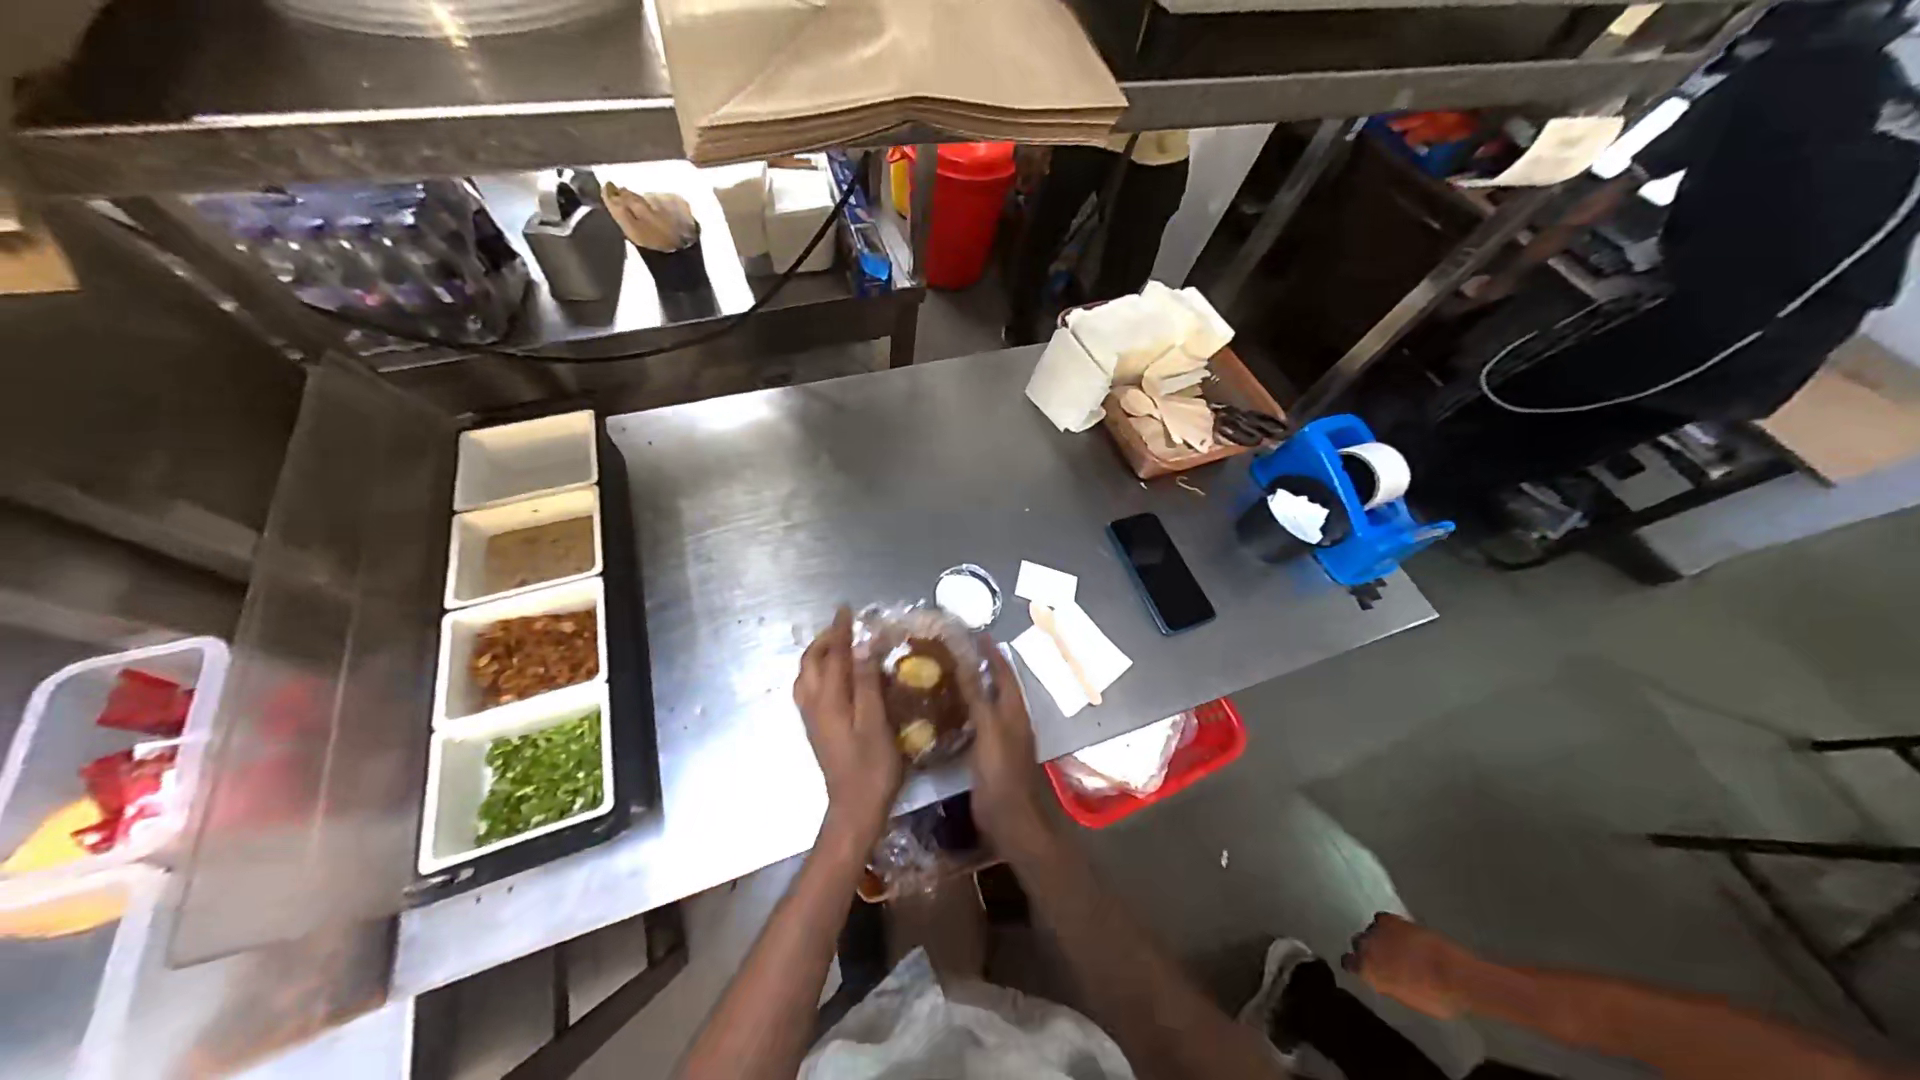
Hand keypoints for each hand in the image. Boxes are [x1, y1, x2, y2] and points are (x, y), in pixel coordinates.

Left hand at [794, 607, 901, 849]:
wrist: (854, 807)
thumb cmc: (872, 766)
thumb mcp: (876, 722)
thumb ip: (868, 683)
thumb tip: (862, 646)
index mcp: (829, 700)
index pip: (833, 655)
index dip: (840, 630)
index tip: (846, 609)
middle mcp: (814, 704)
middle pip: (810, 662)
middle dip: (825, 639)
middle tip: (845, 627)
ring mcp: (812, 718)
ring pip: (806, 676)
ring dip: (819, 654)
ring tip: (840, 647)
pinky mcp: (816, 729)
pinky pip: (809, 689)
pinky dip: (818, 671)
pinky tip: (835, 677)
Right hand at [961, 641, 1054, 852]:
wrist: (1013, 824)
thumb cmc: (1001, 776)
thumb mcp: (988, 732)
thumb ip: (978, 698)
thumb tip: (967, 661)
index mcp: (1014, 710)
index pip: (1003, 670)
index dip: (990, 651)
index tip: (973, 631)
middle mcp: (1012, 719)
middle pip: (997, 684)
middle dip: (980, 664)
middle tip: (953, 649)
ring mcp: (1003, 738)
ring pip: (988, 702)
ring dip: (972, 686)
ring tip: (946, 673)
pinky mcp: (991, 754)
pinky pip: (978, 722)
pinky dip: (966, 710)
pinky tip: (947, 712)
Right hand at [1343, 913, 1478, 1019]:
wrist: (1455, 975)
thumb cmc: (1436, 998)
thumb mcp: (1407, 999)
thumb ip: (1388, 985)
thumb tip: (1385, 979)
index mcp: (1367, 970)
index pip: (1348, 962)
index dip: (1357, 964)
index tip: (1367, 968)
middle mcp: (1365, 947)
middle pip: (1358, 942)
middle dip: (1368, 948)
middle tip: (1385, 957)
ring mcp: (1377, 931)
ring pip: (1371, 930)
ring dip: (1380, 936)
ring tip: (1396, 943)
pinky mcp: (1392, 919)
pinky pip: (1382, 920)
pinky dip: (1389, 926)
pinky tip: (1401, 932)